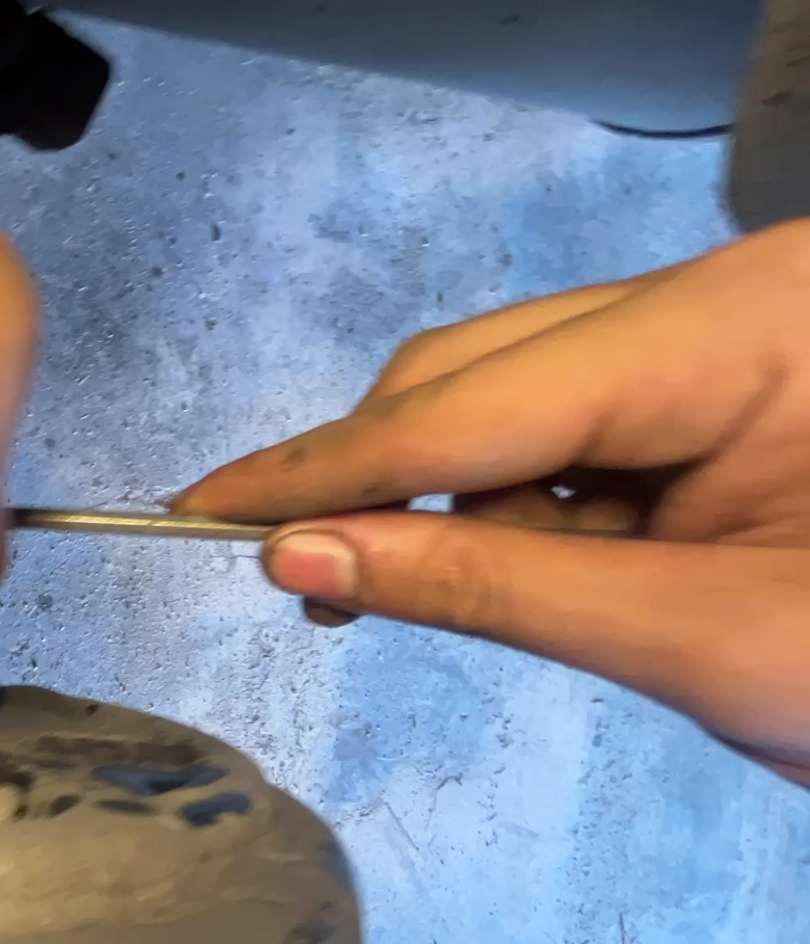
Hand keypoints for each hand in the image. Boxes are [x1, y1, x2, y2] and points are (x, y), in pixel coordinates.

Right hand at [177, 224, 809, 780]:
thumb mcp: (711, 644)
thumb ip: (477, 585)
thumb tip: (297, 562)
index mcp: (745, 328)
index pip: (458, 408)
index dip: (312, 470)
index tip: (198, 509)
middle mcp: (715, 299)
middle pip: (458, 376)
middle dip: (369, 478)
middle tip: (306, 572)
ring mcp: (710, 333)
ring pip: (484, 398)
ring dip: (431, 495)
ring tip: (420, 577)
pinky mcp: (703, 378)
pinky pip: (538, 424)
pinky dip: (490, 497)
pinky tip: (505, 550)